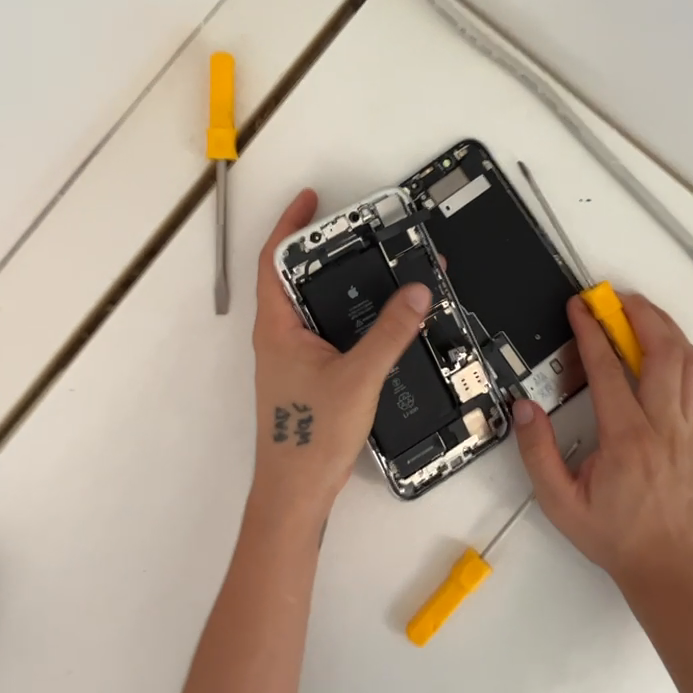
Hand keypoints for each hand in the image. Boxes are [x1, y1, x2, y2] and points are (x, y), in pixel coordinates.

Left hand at [248, 189, 431, 528]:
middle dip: (325, 251)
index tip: (313, 199)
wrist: (296, 492)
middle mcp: (279, 335)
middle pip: (295, 278)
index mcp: (277, 326)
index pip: (274, 261)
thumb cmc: (313, 434)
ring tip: (377, 266)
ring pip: (313, 305)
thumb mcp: (358, 377)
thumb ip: (390, 333)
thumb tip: (418, 291)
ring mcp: (292, 356)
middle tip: (361, 231)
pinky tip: (379, 317)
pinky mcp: (307, 374)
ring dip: (340, 283)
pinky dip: (348, 313)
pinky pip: (326, 329)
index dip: (290, 225)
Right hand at [512, 292, 692, 593]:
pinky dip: (686, 352)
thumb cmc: (611, 534)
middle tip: (613, 298)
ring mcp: (686, 428)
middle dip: (638, 315)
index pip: (608, 370)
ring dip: (665, 327)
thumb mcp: (559, 501)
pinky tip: (671, 344)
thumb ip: (537, 452)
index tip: (579, 307)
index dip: (591, 332)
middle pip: (662, 352)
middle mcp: (663, 426)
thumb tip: (524, 407)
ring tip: (640, 310)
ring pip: (688, 362)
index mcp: (626, 439)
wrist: (666, 567)